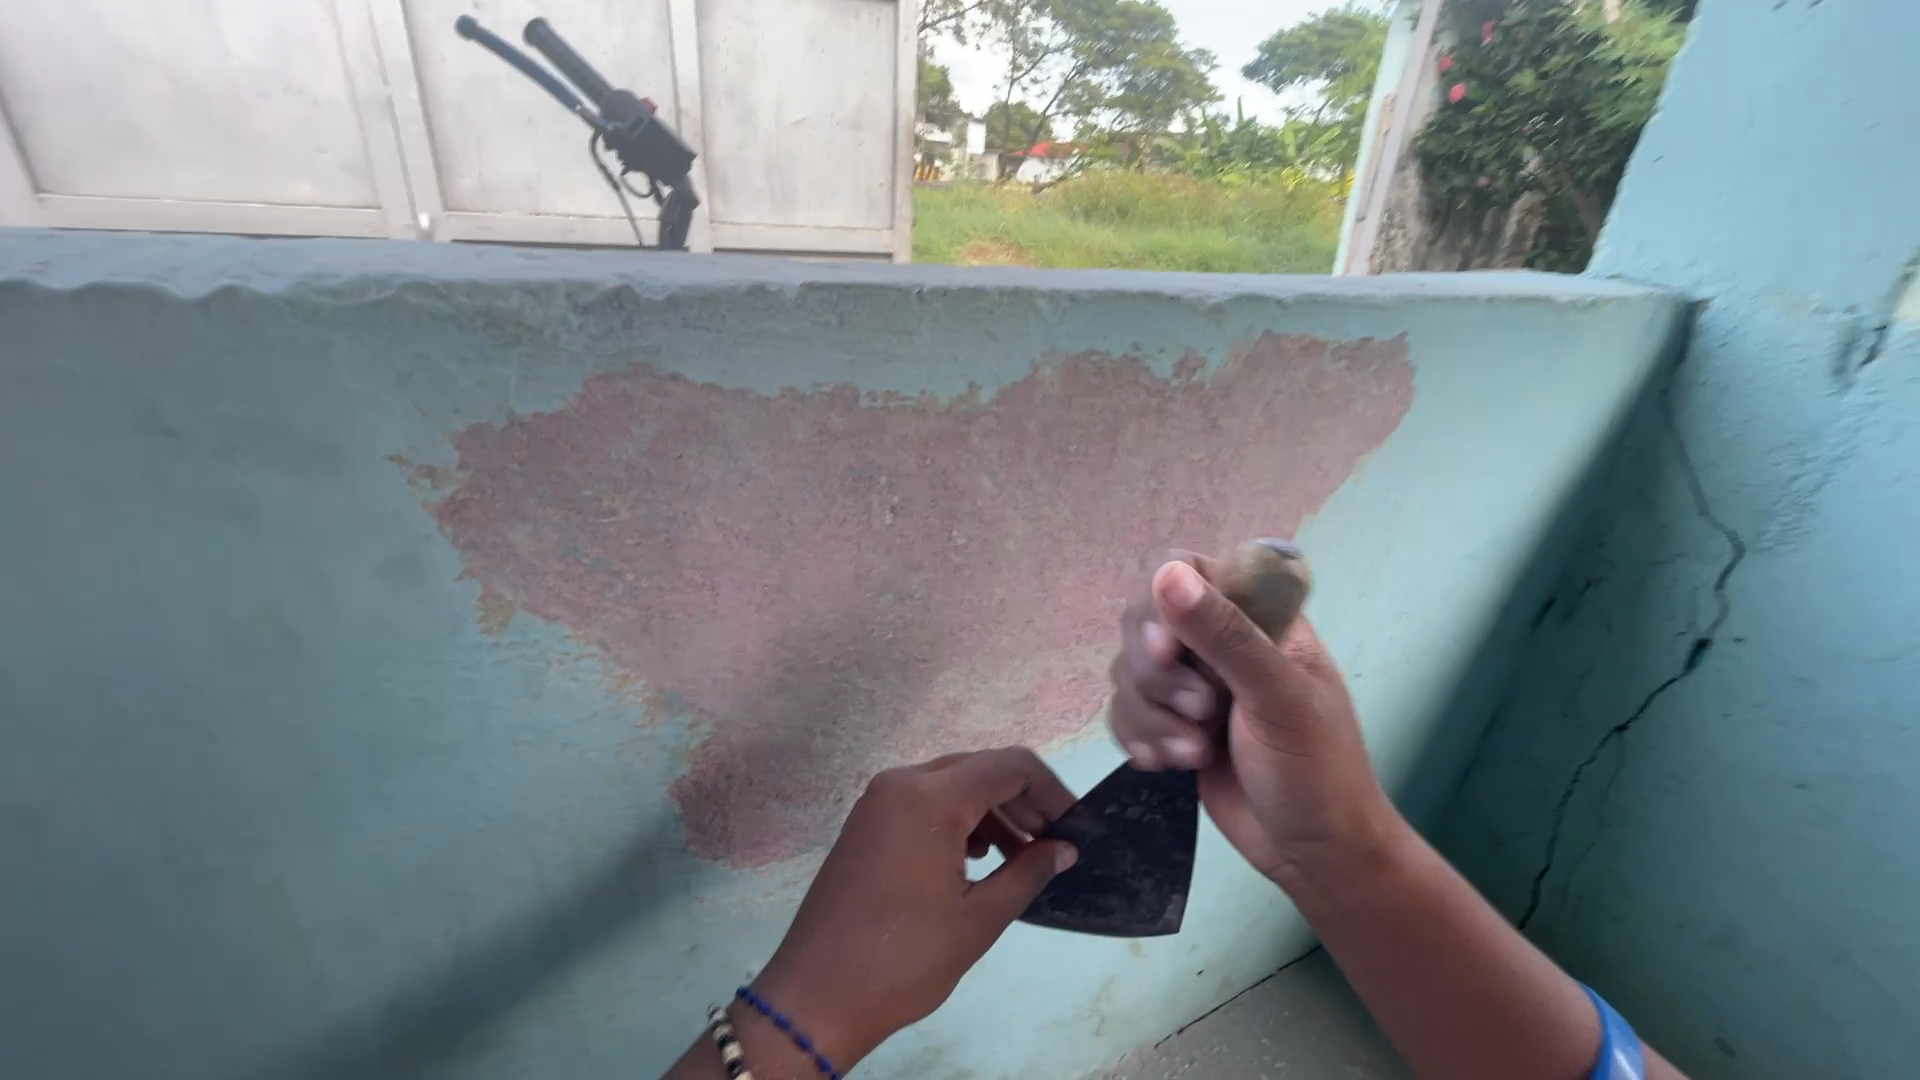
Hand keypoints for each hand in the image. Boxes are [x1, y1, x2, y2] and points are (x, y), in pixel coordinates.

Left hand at [747, 748, 1077, 1069]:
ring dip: (991, 810)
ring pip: (953, 783)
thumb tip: (1064, 849)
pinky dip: (959, 818)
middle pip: (980, 768)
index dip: (1050, 789)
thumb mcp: (977, 919)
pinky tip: (977, 857)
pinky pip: (926, 800)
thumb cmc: (903, 960)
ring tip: (1021, 855)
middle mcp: (902, 782)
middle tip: (1054, 842)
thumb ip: (1027, 873)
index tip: (1074, 825)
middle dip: (1022, 799)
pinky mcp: (868, 820)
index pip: (1008, 765)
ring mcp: (879, 799)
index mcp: (930, 798)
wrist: (815, 996)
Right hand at [1108, 553, 1394, 889]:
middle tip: (1203, 713)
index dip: (1162, 604)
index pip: (1186, 570)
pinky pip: (1122, 712)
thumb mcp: (1279, 698)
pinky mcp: (1168, 724)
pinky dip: (1139, 739)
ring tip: (1196, 753)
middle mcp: (1216, 640)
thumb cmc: (1317, 771)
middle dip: (1159, 677)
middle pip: (1142, 621)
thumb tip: (1166, 574)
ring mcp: (1188, 683)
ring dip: (1153, 717)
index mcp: (1256, 615)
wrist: (1314, 857)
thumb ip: (1225, 634)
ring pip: (1127, 672)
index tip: (1167, 651)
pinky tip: (1170, 766)